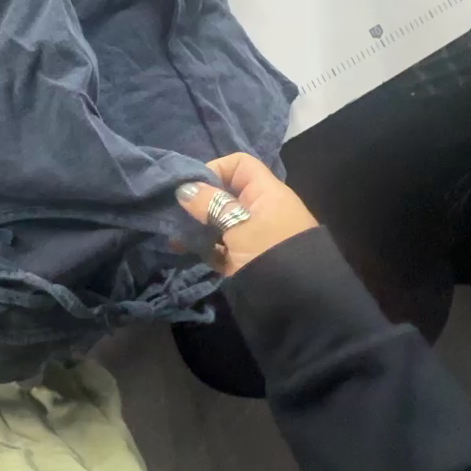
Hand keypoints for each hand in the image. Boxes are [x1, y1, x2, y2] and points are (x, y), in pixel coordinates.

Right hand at [175, 153, 317, 276]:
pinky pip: (217, 244)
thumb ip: (211, 205)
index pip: (239, 165)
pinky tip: (181, 249)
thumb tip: (184, 188)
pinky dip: (200, 245)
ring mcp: (250, 235)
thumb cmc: (269, 254)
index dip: (214, 169)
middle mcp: (258, 210)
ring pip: (217, 220)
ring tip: (172, 233)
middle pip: (224, 193)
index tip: (191, 188)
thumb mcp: (239, 226)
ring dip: (195, 224)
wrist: (297, 305)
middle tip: (173, 211)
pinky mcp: (242, 258)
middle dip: (197, 200)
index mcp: (266, 193)